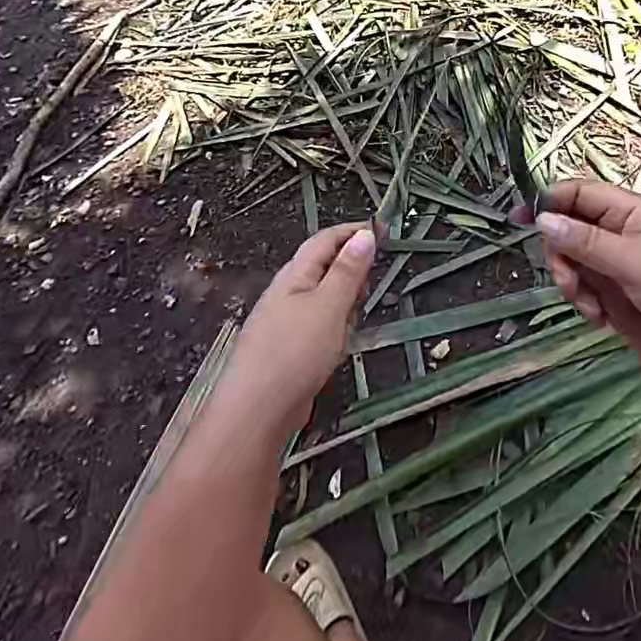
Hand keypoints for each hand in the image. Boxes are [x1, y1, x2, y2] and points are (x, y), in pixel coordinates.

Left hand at [210, 222, 375, 436]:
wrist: (256, 411)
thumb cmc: (294, 353)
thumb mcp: (329, 306)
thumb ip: (348, 271)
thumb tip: (365, 235)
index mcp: (294, 275)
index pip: (325, 240)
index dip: (353, 231)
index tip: (383, 229)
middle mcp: (287, 292)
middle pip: (325, 266)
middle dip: (351, 271)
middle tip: (368, 288)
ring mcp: (286, 320)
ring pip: (325, 297)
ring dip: (345, 303)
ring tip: (350, 324)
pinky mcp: (290, 345)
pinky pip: (321, 323)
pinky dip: (336, 327)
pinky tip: (336, 347)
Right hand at [513, 181, 640, 375]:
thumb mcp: (632, 260)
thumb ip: (585, 241)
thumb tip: (542, 217)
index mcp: (629, 212)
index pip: (577, 195)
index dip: (546, 203)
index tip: (517, 220)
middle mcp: (624, 232)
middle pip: (571, 236)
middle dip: (566, 263)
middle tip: (574, 290)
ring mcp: (627, 263)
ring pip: (581, 269)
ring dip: (581, 291)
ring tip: (599, 314)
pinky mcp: (630, 291)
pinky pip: (598, 292)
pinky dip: (597, 307)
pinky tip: (609, 322)